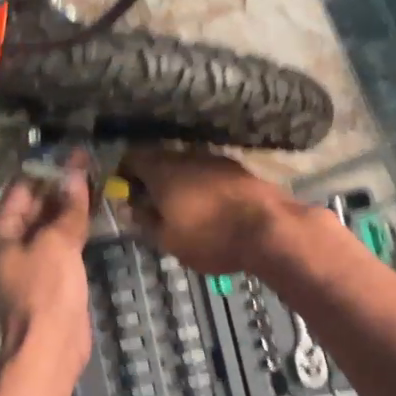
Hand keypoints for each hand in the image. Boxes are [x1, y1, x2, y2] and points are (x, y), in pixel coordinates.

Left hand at [0, 155, 93, 382]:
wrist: (51, 347)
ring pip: (49, 225)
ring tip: (97, 178)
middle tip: (89, 161)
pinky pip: (60, 243)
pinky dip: (74, 228)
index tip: (72, 152)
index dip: (46, 170)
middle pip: (33, 206)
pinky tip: (94, 211)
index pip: (19, 190)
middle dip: (60, 186)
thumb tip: (75, 172)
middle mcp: (7, 245)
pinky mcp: (49, 277)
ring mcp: (28, 262)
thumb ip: (67, 207)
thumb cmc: (45, 290)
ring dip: (69, 206)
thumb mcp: (56, 243)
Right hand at [121, 148, 309, 275]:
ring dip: (179, 183)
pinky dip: (202, 186)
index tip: (126, 194)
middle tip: (153, 206)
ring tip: (182, 210)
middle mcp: (186, 156)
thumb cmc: (210, 237)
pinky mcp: (238, 169)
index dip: (124, 175)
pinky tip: (209, 208)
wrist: (271, 230)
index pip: (131, 158)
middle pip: (159, 160)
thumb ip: (145, 220)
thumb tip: (130, 208)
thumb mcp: (168, 240)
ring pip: (186, 166)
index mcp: (162, 170)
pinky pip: (209, 173)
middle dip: (152, 180)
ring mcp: (215, 159)